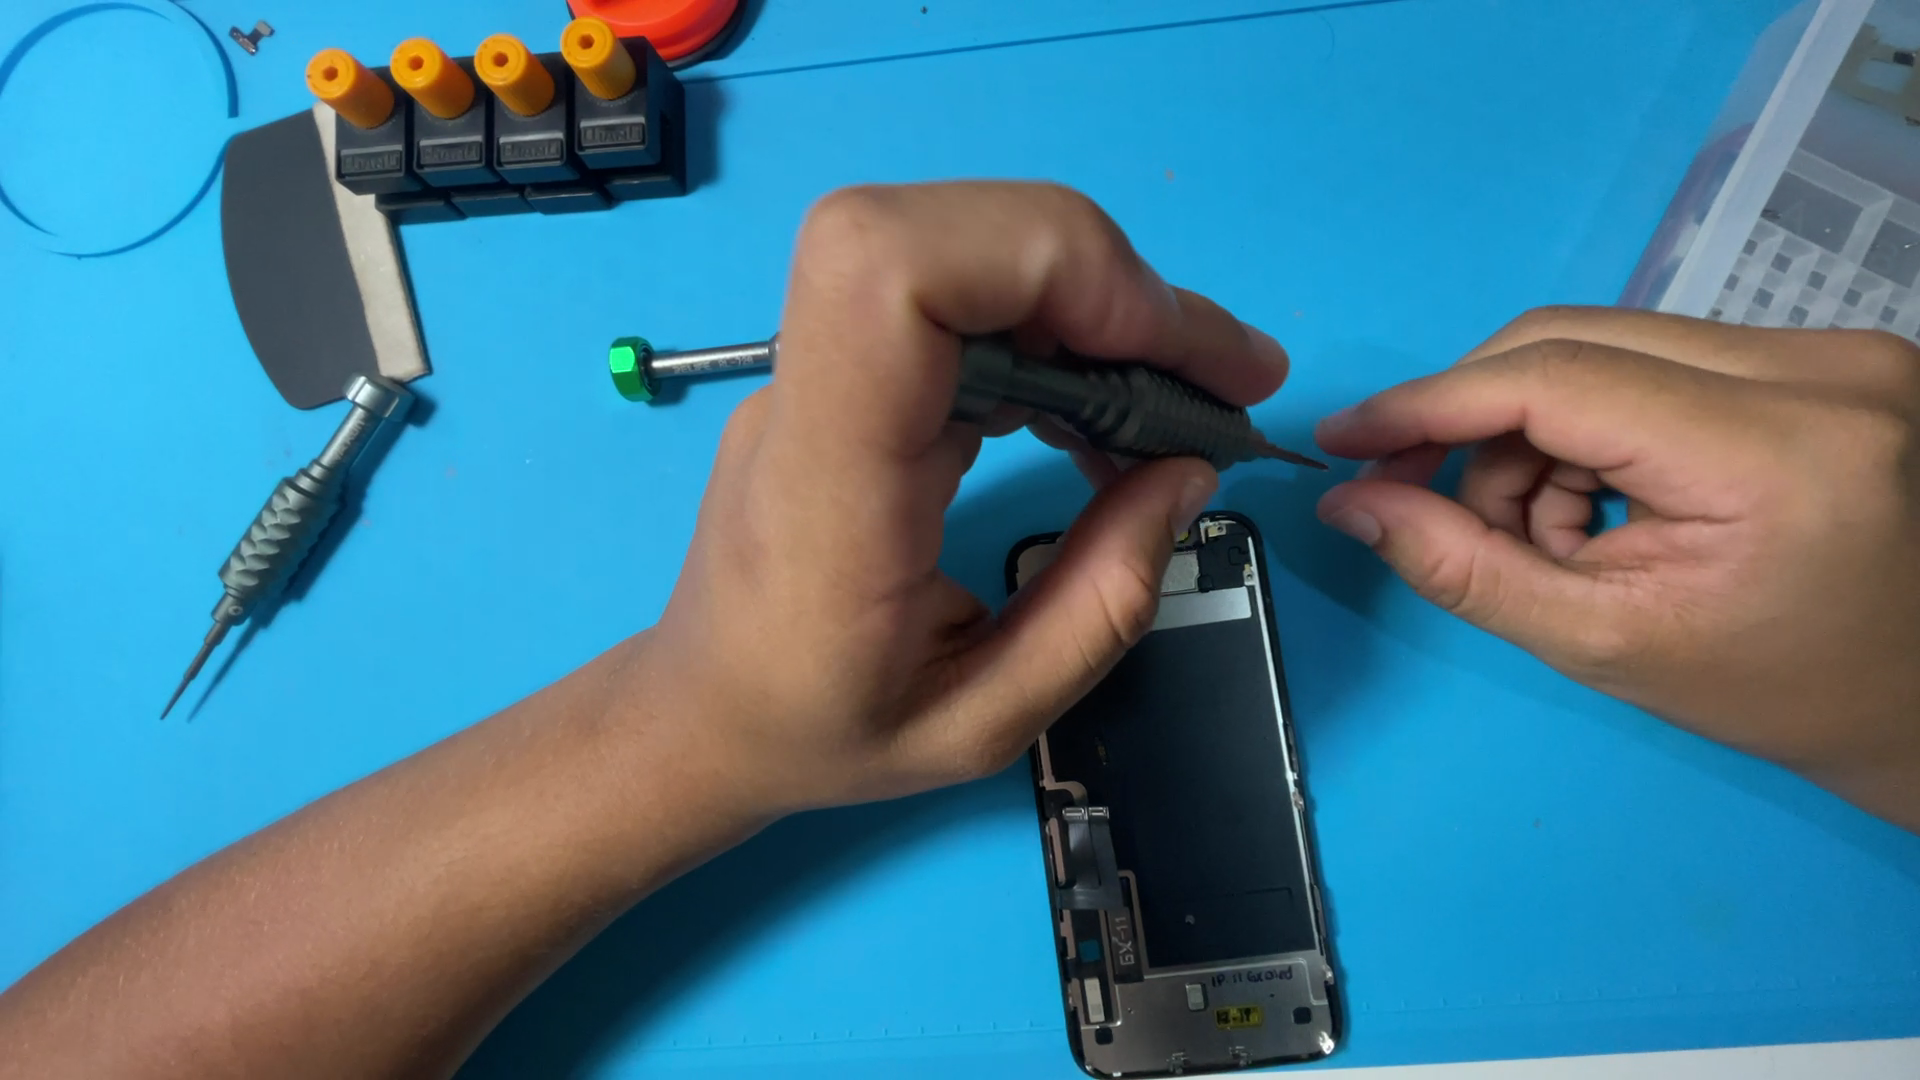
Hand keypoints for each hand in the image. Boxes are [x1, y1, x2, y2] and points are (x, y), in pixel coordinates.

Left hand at [641, 182, 1289, 812]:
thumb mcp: (982, 721)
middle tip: (1211, 379)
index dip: (1045, 263)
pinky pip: (957, 309)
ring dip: (1090, 308)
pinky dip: (1053, 336)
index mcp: (829, 489)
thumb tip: (1189, 469)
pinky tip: (1098, 415)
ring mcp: (815, 377)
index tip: (1159, 352)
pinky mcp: (842, 378)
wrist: (706, 712)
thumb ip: (1100, 604)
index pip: (890, 273)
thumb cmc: (825, 732)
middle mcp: (808, 402)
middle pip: (937, 235)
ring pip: (957, 252)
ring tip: (1173, 404)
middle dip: (1102, 282)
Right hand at [1314, 308, 1919, 828]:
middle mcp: (1812, 366)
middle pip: (1558, 344)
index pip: (1550, 381)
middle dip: (1460, 419)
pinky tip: (1585, 505)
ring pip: (1584, 355)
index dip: (1423, 405)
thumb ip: (1455, 567)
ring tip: (1533, 531)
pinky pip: (1628, 369)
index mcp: (1773, 451)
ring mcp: (1819, 352)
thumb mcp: (1591, 640)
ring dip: (1517, 441)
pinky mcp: (1803, 361)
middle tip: (1403, 487)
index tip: (1341, 437)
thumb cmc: (1772, 687)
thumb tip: (1348, 503)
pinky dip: (1569, 437)